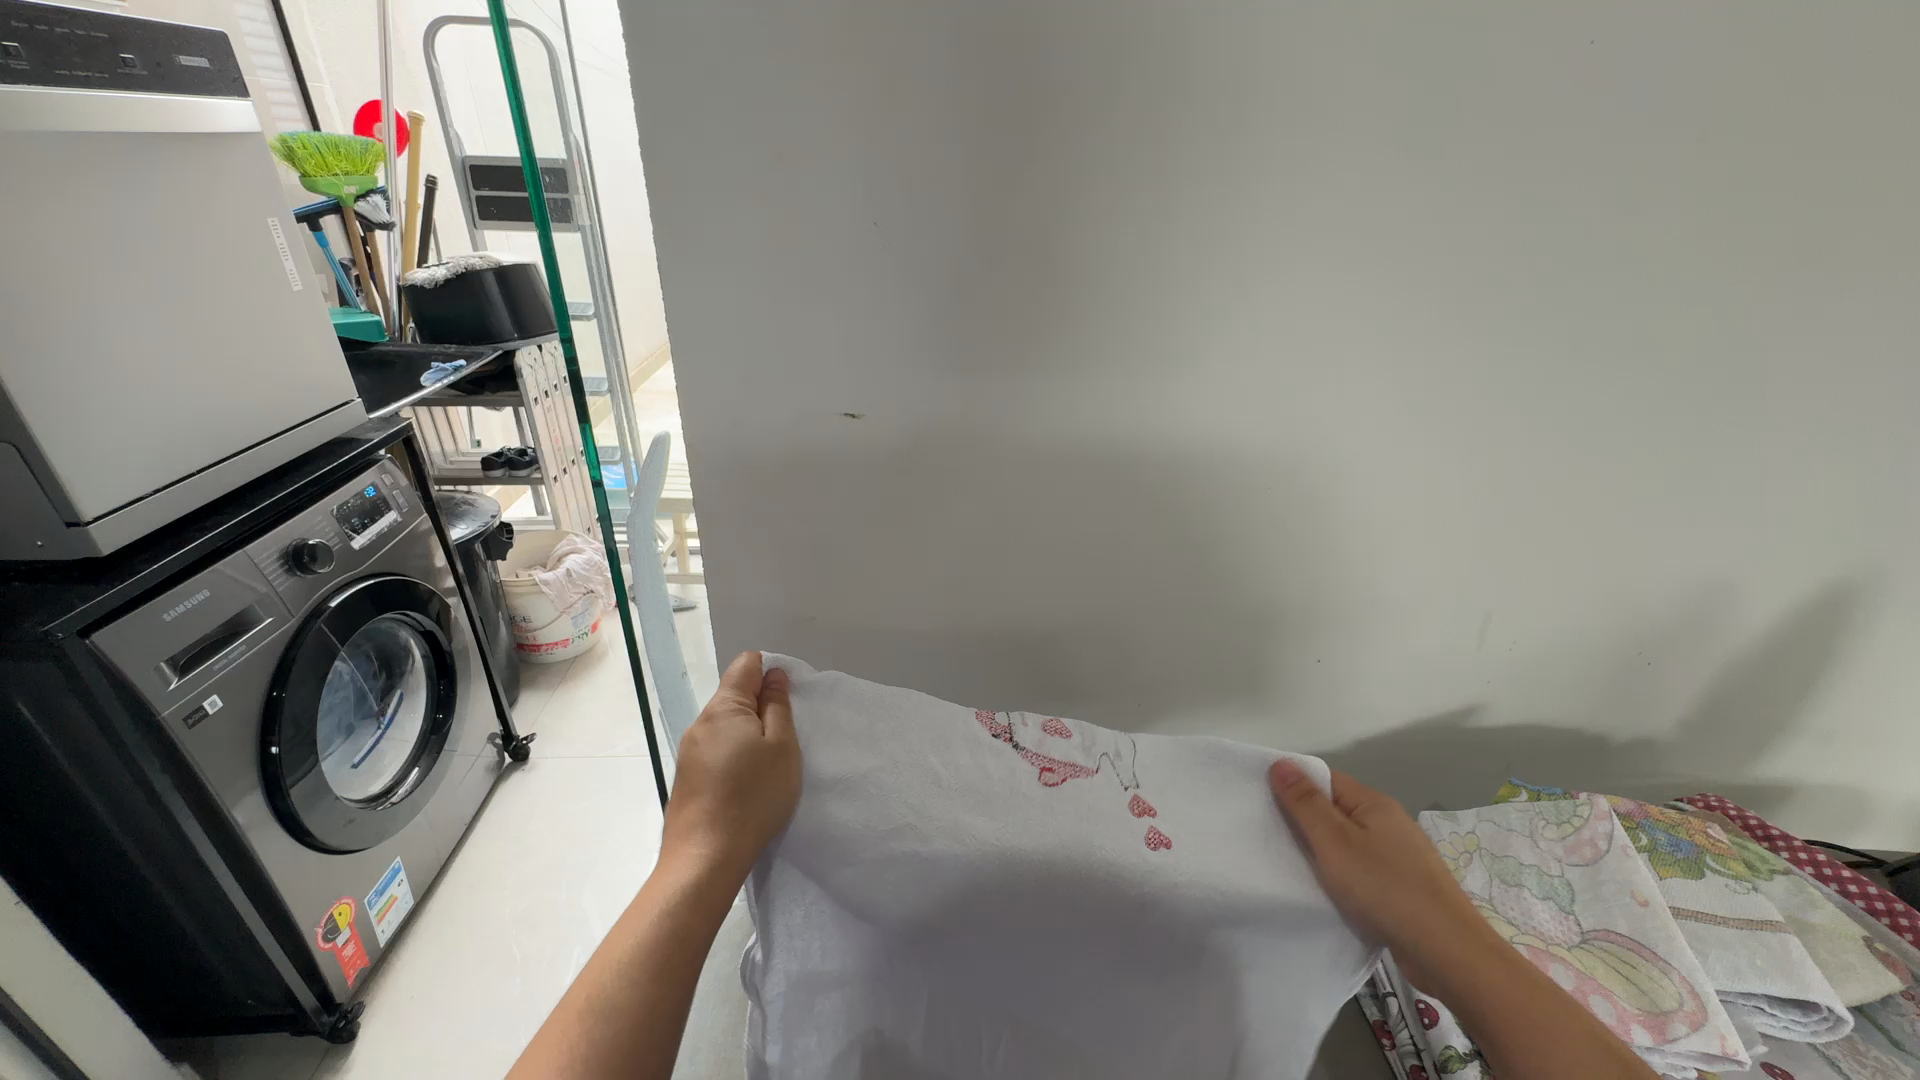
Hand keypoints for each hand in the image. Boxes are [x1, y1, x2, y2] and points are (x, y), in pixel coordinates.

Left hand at [660, 651, 801, 886]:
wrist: (706, 856)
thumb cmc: (753, 797)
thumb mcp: (782, 747)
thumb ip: (778, 706)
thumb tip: (773, 675)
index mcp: (723, 708)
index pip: (745, 665)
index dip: (770, 673)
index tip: (787, 702)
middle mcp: (700, 722)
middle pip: (734, 695)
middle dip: (761, 706)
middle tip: (785, 739)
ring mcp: (690, 751)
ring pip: (726, 725)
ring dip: (749, 734)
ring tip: (768, 764)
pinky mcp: (688, 776)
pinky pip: (717, 749)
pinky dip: (735, 754)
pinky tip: (747, 782)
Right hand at [1268, 763, 1504, 990]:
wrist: (1448, 952)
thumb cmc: (1384, 888)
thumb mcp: (1333, 841)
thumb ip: (1305, 803)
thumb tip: (1281, 762)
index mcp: (1374, 804)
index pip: (1325, 778)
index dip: (1294, 785)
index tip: (1262, 802)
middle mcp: (1390, 823)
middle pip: (1336, 810)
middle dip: (1305, 820)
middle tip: (1270, 836)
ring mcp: (1400, 856)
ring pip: (1349, 842)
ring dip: (1323, 851)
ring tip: (1294, 865)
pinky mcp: (1404, 887)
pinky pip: (1362, 869)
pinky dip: (1342, 874)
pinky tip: (1330, 891)